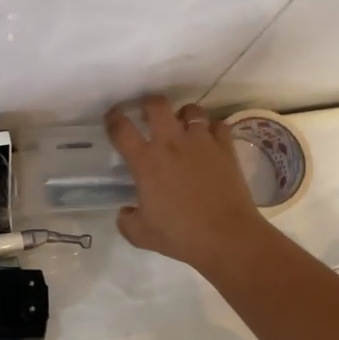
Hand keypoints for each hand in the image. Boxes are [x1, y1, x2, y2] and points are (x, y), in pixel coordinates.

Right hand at [107, 96, 271, 275]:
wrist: (226, 236)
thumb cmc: (180, 235)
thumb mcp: (141, 235)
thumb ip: (127, 221)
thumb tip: (125, 212)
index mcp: (146, 162)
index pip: (121, 129)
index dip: (113, 119)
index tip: (112, 117)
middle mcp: (171, 144)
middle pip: (157, 105)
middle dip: (149, 104)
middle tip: (147, 113)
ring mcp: (201, 142)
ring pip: (191, 110)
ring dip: (184, 114)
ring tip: (183, 125)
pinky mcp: (225, 148)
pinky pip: (218, 125)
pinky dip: (212, 128)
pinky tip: (210, 139)